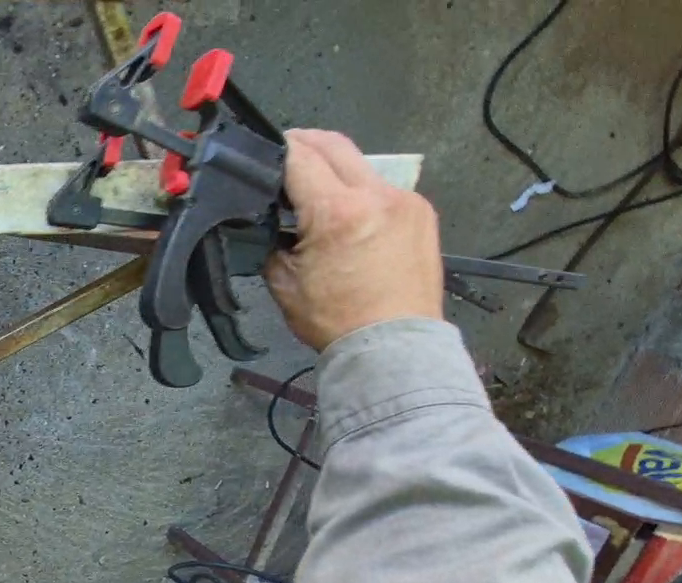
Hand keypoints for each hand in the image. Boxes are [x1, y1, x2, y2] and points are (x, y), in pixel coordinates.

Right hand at [265, 129, 444, 351]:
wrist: (391, 341)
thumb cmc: (334, 318)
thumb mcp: (283, 281)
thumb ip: (275, 241)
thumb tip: (272, 221)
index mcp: (337, 212)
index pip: (300, 160)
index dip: (276, 150)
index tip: (261, 149)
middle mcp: (376, 195)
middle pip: (336, 145)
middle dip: (306, 142)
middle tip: (284, 148)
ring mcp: (405, 199)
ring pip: (361, 164)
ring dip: (333, 167)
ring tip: (311, 187)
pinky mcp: (420, 211)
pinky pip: (382, 187)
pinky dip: (357, 190)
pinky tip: (343, 212)